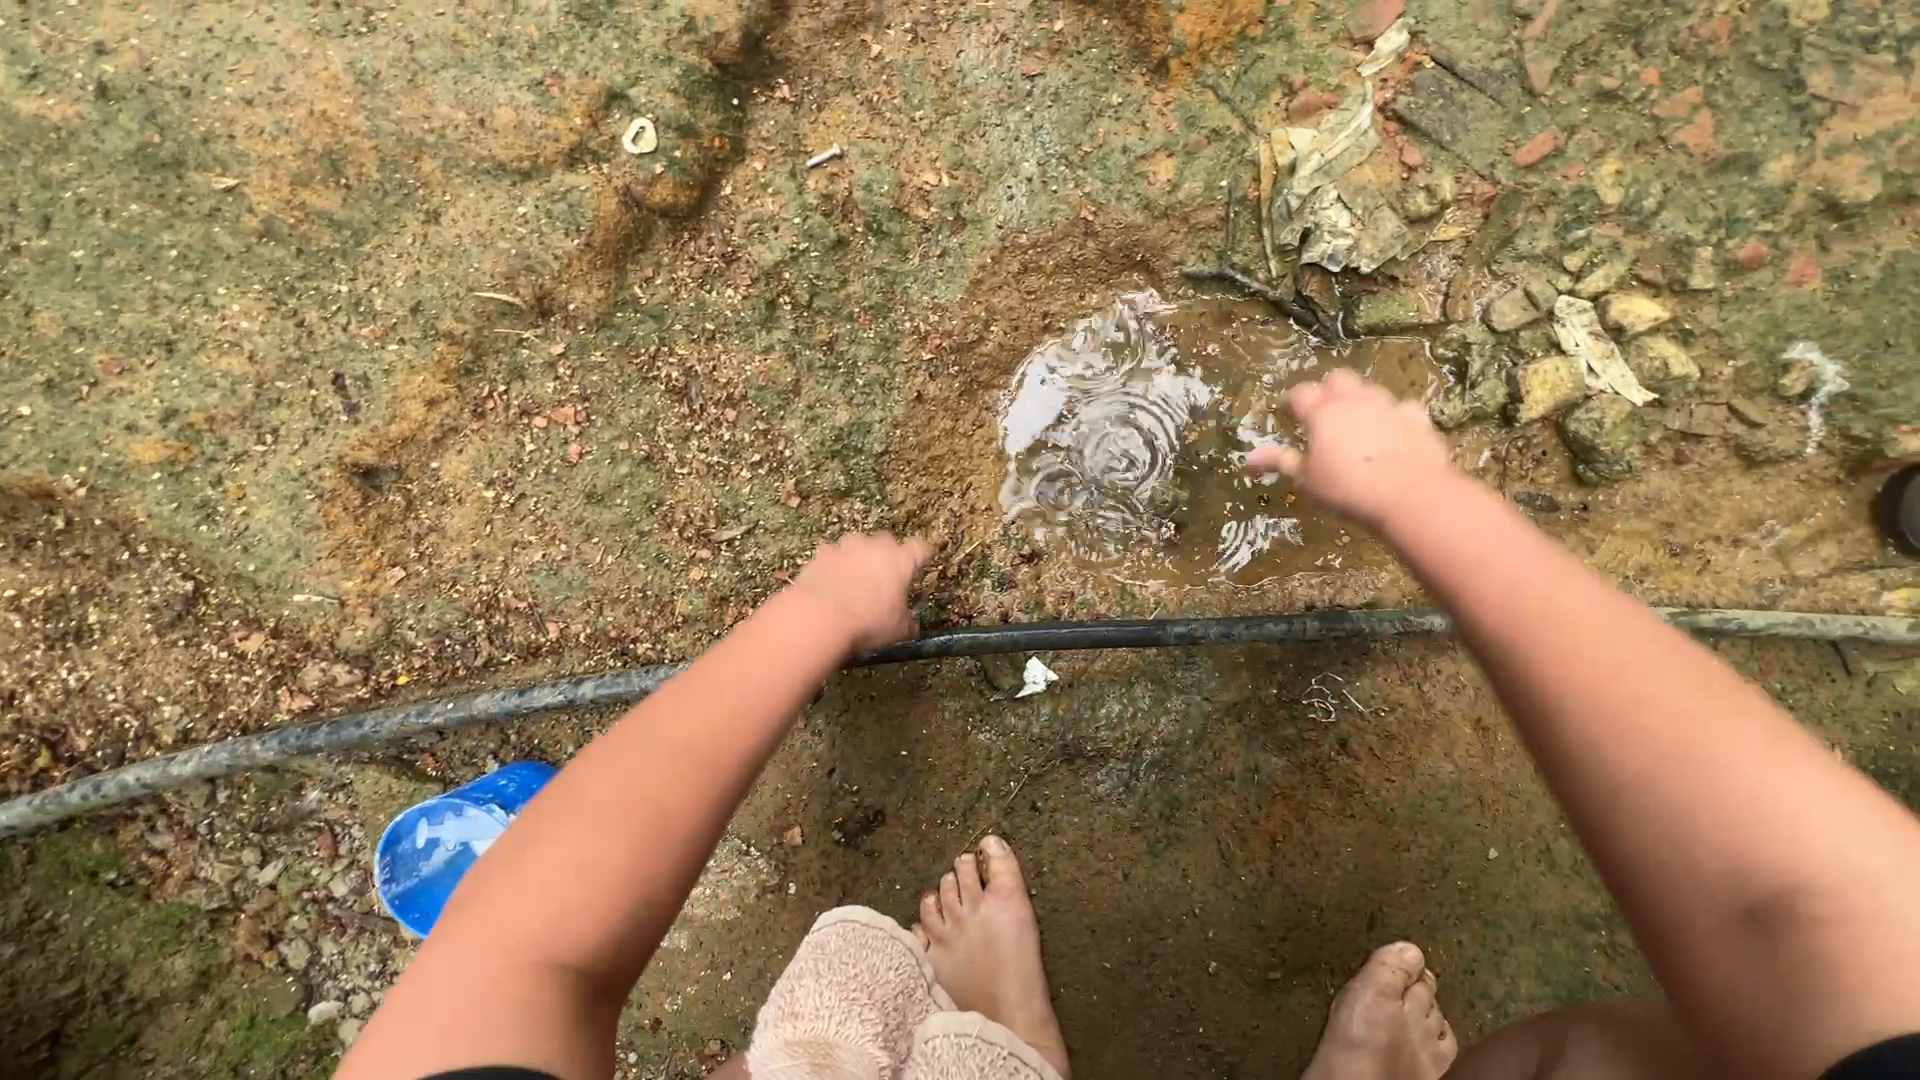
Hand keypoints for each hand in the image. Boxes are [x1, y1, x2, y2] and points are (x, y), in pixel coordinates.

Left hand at [786, 532, 933, 652]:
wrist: (820, 615)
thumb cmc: (869, 621)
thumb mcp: (897, 629)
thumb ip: (907, 622)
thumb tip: (911, 625)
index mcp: (901, 560)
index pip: (921, 549)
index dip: (923, 554)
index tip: (924, 559)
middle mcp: (875, 546)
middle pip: (887, 541)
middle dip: (887, 554)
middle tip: (886, 575)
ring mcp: (846, 547)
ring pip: (857, 545)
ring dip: (858, 557)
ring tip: (855, 579)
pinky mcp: (821, 554)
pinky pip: (831, 555)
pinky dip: (833, 566)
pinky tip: (830, 582)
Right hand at [1245, 368, 1453, 529]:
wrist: (1409, 495)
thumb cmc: (1346, 488)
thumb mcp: (1306, 479)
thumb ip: (1280, 462)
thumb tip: (1247, 459)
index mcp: (1322, 412)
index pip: (1300, 393)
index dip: (1292, 401)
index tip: (1288, 413)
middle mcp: (1354, 400)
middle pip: (1337, 379)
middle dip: (1328, 390)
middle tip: (1322, 413)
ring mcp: (1389, 406)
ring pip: (1370, 389)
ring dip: (1359, 400)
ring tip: (1355, 423)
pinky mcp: (1417, 419)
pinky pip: (1402, 408)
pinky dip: (1394, 416)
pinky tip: (1392, 432)